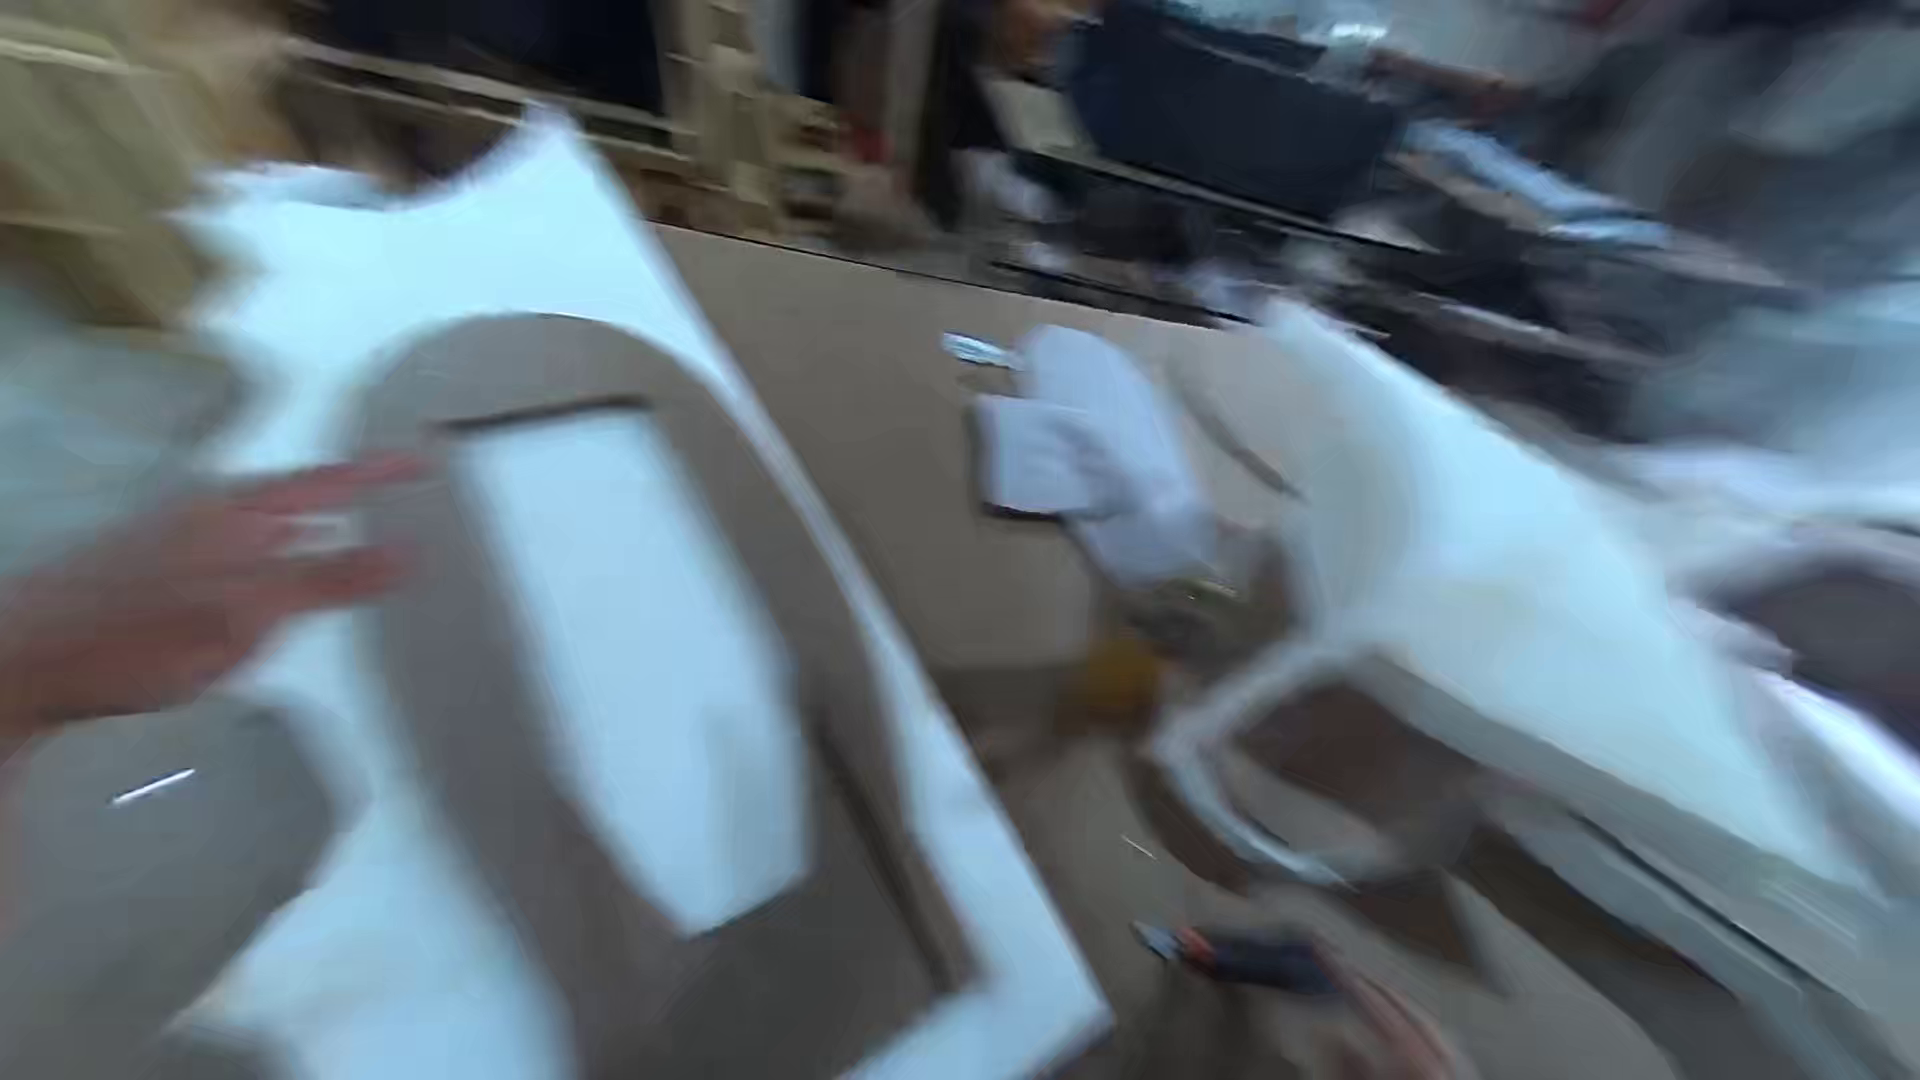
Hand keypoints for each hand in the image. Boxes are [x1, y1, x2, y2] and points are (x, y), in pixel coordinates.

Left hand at [0, 458, 417, 731]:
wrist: (16, 670)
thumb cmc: (141, 632)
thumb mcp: (251, 606)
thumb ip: (334, 577)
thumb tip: (413, 550)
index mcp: (238, 512)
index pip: (328, 481)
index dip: (380, 471)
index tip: (427, 460)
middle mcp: (218, 516)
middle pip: (305, 494)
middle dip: (359, 491)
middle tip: (406, 490)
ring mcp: (195, 542)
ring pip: (282, 521)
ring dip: (331, 521)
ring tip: (371, 527)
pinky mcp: (179, 572)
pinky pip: (263, 547)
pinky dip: (301, 549)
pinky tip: (307, 571)